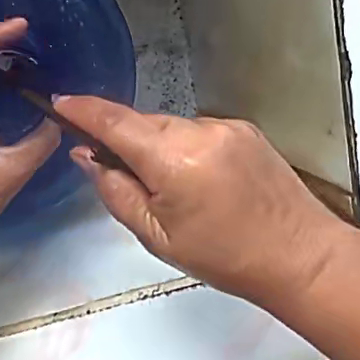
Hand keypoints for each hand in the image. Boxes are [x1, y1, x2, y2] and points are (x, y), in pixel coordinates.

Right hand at [52, 97, 356, 307]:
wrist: (297, 253)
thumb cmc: (226, 256)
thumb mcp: (157, 236)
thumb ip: (115, 191)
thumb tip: (87, 156)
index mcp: (174, 159)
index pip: (116, 121)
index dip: (84, 110)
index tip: (61, 103)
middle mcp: (201, 131)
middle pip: (145, 122)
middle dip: (126, 139)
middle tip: (122, 174)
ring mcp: (227, 127)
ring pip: (173, 126)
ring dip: (160, 145)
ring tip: (175, 189)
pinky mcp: (246, 129)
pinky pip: (200, 130)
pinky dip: (188, 146)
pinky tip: (202, 180)